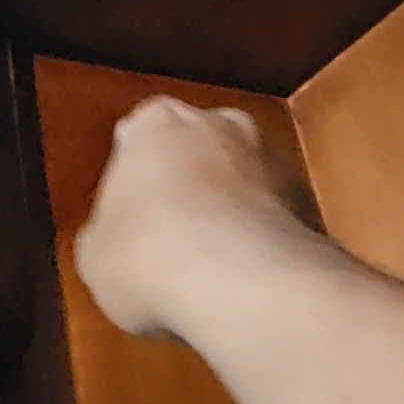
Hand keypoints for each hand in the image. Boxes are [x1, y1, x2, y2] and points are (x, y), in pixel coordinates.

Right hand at [75, 96, 326, 335]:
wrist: (238, 281)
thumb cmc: (147, 254)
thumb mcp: (95, 254)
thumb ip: (107, 232)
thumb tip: (114, 240)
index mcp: (159, 122)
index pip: (141, 132)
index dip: (135, 172)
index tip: (130, 209)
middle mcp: (222, 125)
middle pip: (200, 145)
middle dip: (190, 178)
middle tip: (171, 231)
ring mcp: (271, 158)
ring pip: (244, 177)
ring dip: (232, 206)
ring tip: (214, 261)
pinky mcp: (307, 200)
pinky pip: (275, 214)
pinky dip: (264, 236)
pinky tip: (248, 276)